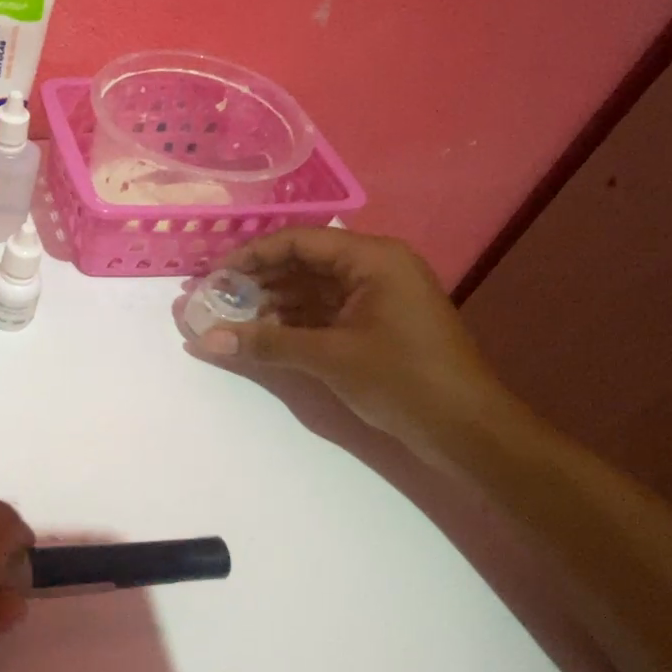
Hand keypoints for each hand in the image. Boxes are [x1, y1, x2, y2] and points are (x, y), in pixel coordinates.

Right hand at [185, 227, 512, 455]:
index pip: (299, 241)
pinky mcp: (374, 325)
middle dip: (256, 281)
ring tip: (227, 320)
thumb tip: (204, 340)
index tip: (213, 276)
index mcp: (373, 259)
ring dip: (270, 303)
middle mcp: (374, 268)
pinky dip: (291, 322)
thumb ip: (265, 342)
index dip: (251, 255)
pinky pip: (323, 312)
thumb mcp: (328, 357)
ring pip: (310, 289)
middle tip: (212, 300)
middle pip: (302, 263)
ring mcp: (376, 298)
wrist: (467, 430)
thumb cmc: (403, 379)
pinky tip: (258, 336)